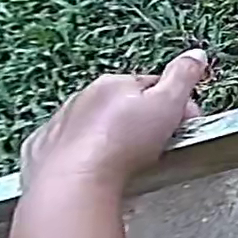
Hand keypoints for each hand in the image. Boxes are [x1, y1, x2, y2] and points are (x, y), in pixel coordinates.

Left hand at [20, 50, 209, 195]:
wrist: (72, 184)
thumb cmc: (125, 142)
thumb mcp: (170, 103)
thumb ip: (185, 75)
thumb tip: (196, 53)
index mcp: (113, 83)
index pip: (156, 85)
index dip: (178, 104)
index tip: (186, 122)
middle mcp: (81, 98)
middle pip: (128, 104)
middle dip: (148, 119)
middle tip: (164, 141)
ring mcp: (57, 124)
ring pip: (101, 124)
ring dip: (119, 135)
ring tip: (132, 158)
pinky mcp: (41, 150)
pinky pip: (74, 145)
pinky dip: (89, 152)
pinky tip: (100, 166)